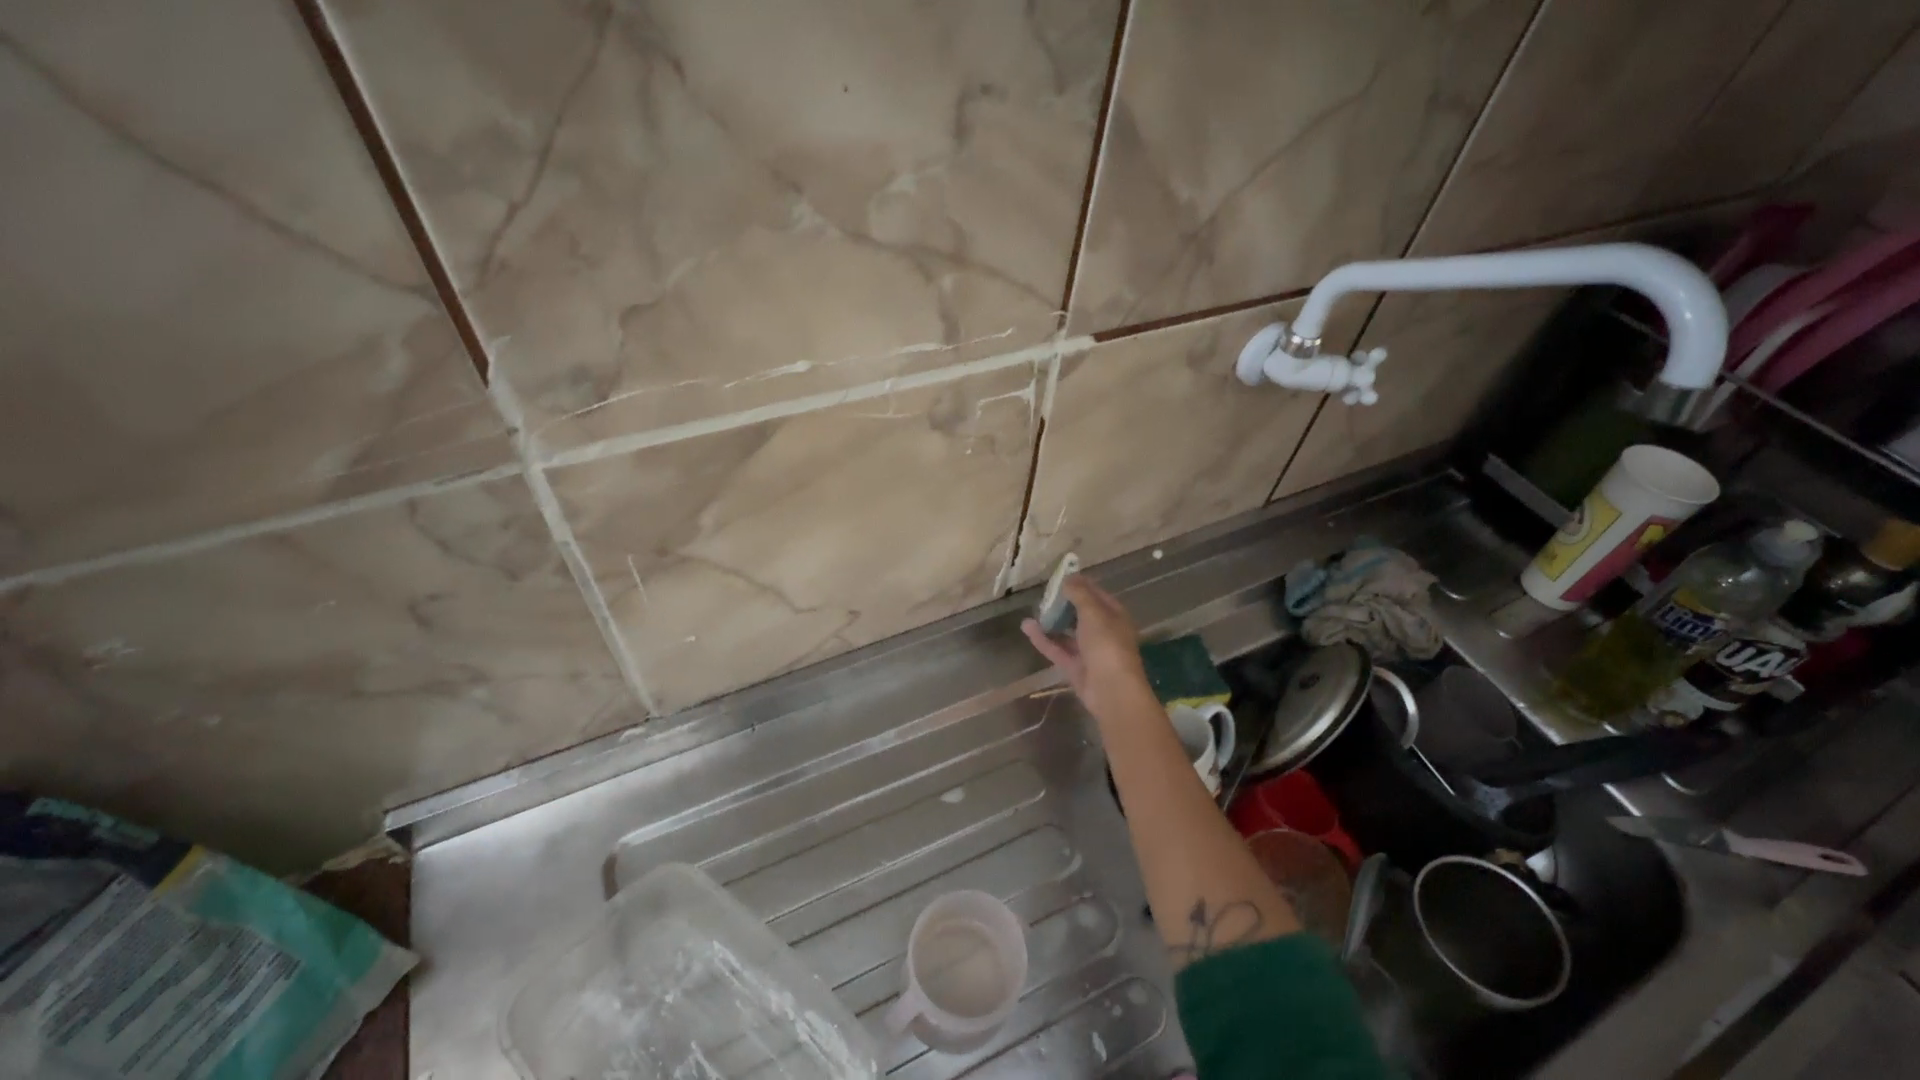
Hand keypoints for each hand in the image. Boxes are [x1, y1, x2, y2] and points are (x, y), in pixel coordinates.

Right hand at [1021, 575, 1152, 718]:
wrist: (1112, 690)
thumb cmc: (1107, 645)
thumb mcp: (1094, 613)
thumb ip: (1080, 594)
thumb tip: (1069, 578)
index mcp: (1114, 616)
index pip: (1096, 594)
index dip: (1080, 584)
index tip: (1059, 576)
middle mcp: (1103, 632)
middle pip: (1081, 614)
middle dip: (1063, 603)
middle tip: (1043, 594)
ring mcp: (1089, 652)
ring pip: (1068, 632)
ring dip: (1052, 621)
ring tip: (1033, 609)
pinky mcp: (1075, 668)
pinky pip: (1057, 649)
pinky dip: (1043, 639)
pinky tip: (1027, 627)